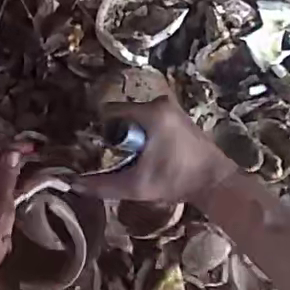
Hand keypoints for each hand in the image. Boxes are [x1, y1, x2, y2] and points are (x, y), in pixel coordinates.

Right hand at [72, 98, 236, 204]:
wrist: (216, 183)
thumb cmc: (176, 180)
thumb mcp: (136, 185)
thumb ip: (103, 185)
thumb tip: (73, 185)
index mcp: (150, 112)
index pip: (109, 112)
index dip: (100, 131)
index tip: (98, 150)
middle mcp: (160, 103)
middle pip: (122, 115)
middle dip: (116, 135)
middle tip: (116, 158)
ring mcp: (171, 108)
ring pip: (135, 119)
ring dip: (130, 136)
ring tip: (130, 159)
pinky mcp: (177, 116)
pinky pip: (148, 121)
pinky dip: (142, 135)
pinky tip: (146, 155)